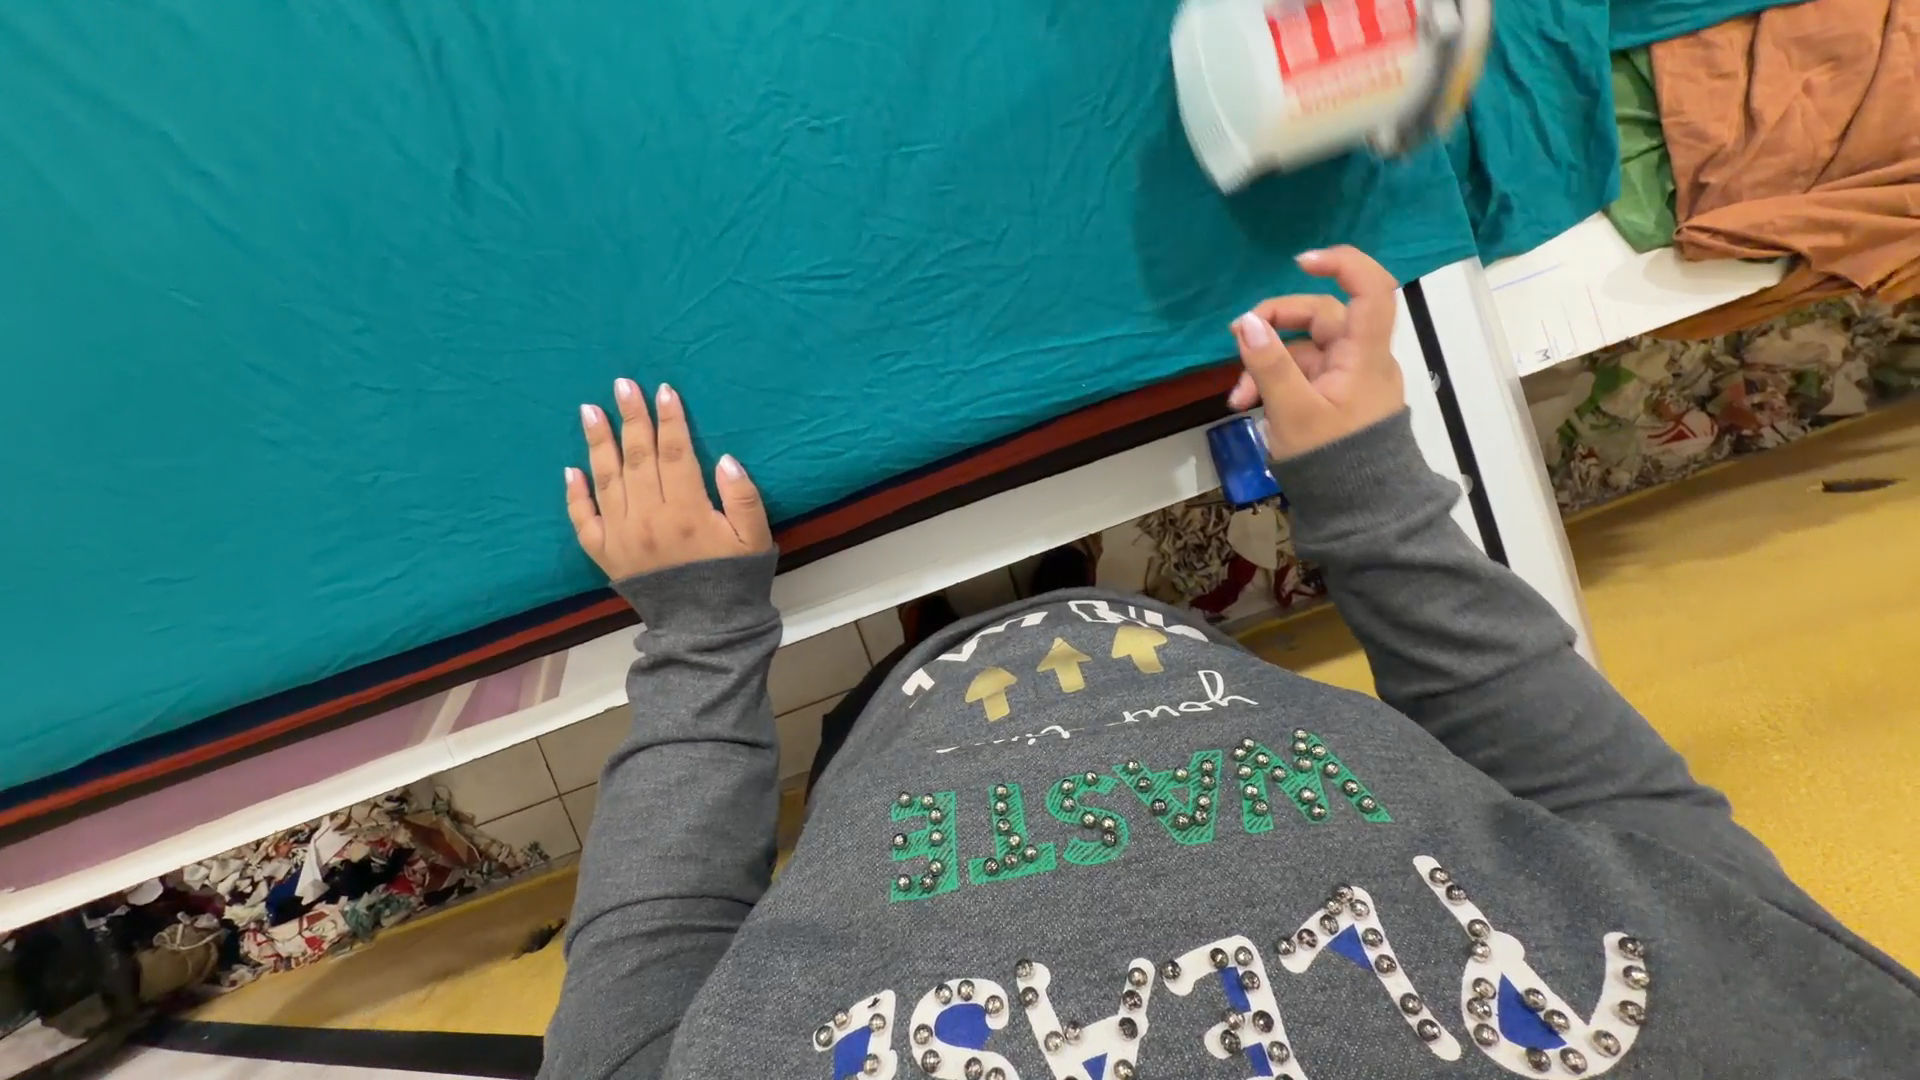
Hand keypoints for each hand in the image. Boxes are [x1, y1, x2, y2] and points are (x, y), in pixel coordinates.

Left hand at [564, 380, 773, 580]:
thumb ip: (744, 499)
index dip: (671, 421)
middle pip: (638, 459)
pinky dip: (575, 494)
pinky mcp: (605, 555)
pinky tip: (572, 468)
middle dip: (632, 419)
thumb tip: (724, 460)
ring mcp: (622, 537)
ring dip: (598, 443)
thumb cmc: (736, 579)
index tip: (664, 391)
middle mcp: (648, 519)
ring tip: (590, 411)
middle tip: (622, 385)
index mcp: (687, 513)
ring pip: (607, 480)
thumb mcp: (756, 539)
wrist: (707, 629)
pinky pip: (584, 520)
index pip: (677, 455)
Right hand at [1225, 246, 1406, 459]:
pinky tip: (1250, 406)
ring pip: (1304, 350)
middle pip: (1320, 317)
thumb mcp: (1291, 412)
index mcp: (1362, 355)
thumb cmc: (1331, 459)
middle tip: (1236, 342)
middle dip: (1273, 328)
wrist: (1358, 509)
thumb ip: (1268, 365)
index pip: (1370, 290)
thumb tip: (1246, 322)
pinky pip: (1303, 375)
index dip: (1341, 265)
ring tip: (1237, 400)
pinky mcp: (1335, 398)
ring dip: (1265, 365)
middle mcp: (1360, 358)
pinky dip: (1275, 384)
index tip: (1301, 263)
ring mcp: (1348, 378)